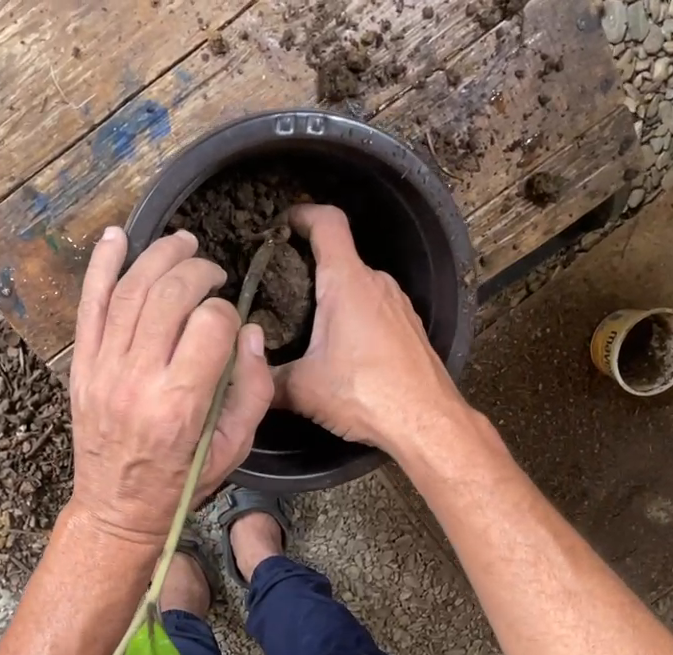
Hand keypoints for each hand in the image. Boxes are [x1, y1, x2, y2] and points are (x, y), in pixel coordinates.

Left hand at [68, 227, 273, 545]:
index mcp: (182, 403)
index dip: (227, 313)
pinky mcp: (82, 367)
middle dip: (198, 271)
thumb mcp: (235, 448)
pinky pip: (90, 305)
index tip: (230, 324)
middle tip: (213, 273)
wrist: (118, 509)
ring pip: (131, 289)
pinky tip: (118, 237)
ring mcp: (104, 369)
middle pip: (170, 295)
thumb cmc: (182, 482)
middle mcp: (139, 379)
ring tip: (182, 244)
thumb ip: (254, 391)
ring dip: (159, 256)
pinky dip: (102, 266)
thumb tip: (251, 334)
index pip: (211, 324)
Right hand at [275, 204, 466, 453]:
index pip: (327, 223)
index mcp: (347, 282)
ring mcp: (399, 305)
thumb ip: (269, 379)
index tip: (284, 224)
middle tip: (281, 292)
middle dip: (310, 270)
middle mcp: (377, 284)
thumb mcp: (304, 389)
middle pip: (340, 259)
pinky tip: (344, 353)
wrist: (426, 422)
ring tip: (310, 329)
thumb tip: (246, 378)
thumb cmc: (368, 395)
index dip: (303, 215)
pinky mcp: (410, 329)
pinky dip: (356, 321)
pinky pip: (377, 311)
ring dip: (334, 300)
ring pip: (359, 288)